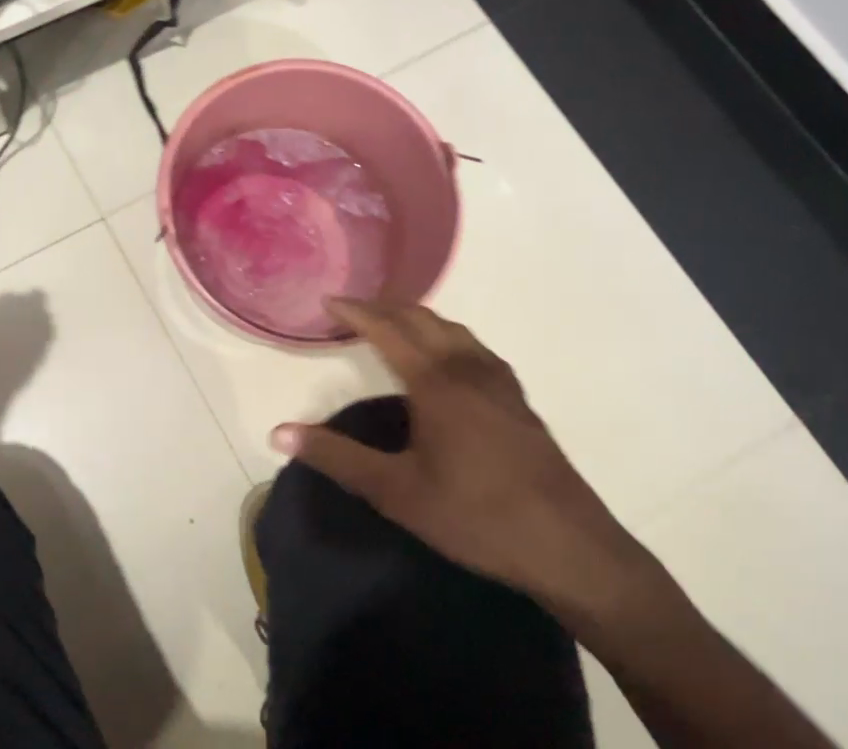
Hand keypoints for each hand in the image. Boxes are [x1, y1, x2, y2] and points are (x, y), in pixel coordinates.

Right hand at [271, 300, 660, 613]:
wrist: (569, 547)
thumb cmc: (475, 517)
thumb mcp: (396, 492)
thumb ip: (337, 457)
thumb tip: (278, 432)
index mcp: (437, 383)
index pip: (388, 330)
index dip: (356, 312)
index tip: (327, 300)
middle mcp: (470, 370)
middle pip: (424, 320)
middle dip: (385, 307)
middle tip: (352, 308)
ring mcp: (501, 384)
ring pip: (455, 332)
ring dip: (419, 319)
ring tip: (393, 325)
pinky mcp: (520, 403)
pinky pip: (476, 350)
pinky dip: (448, 338)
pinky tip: (448, 361)